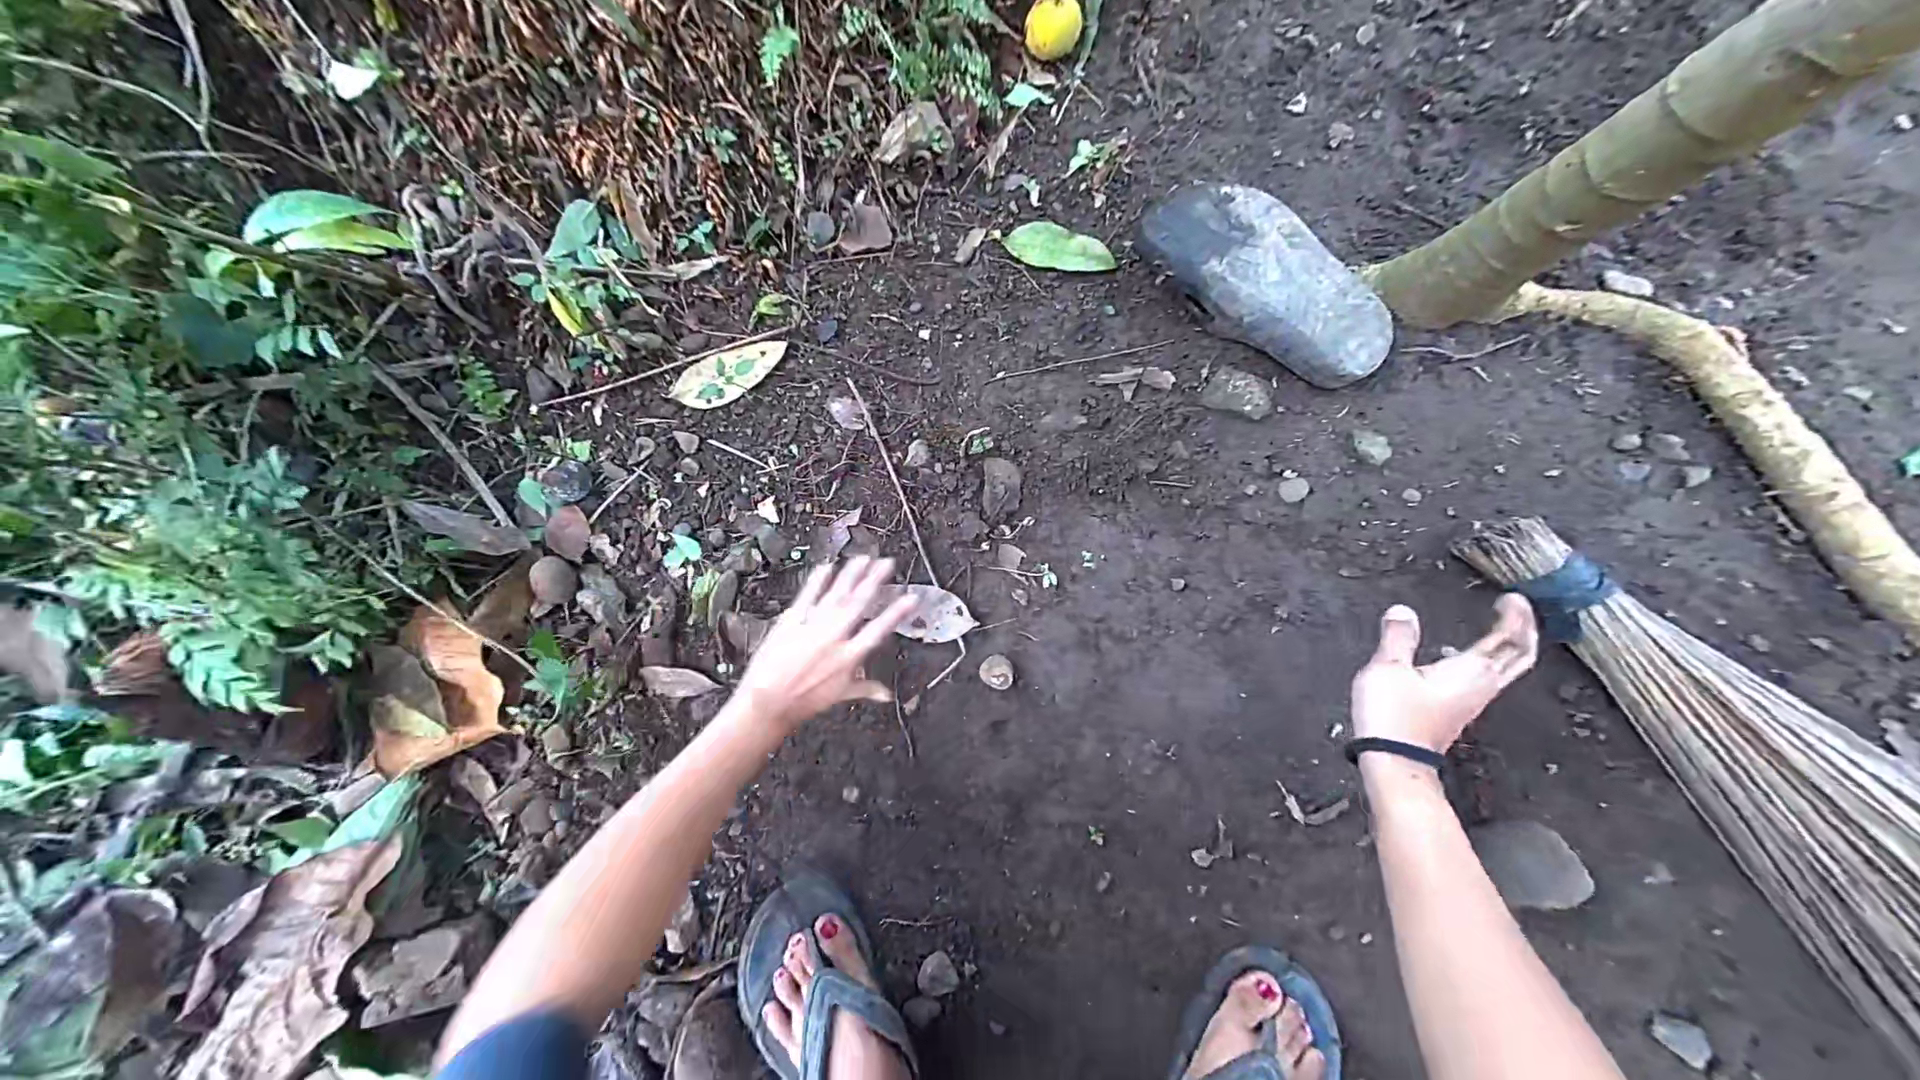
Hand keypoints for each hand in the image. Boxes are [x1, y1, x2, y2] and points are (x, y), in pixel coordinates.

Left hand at [733, 556, 918, 730]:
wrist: (768, 702)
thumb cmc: (802, 702)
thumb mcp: (840, 696)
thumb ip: (866, 689)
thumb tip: (886, 695)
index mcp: (849, 657)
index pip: (878, 630)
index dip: (897, 613)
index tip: (911, 598)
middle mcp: (834, 638)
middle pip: (858, 604)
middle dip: (874, 581)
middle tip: (886, 563)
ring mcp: (812, 627)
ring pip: (836, 595)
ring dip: (851, 575)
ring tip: (863, 558)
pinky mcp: (792, 622)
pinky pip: (807, 597)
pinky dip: (817, 581)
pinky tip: (826, 567)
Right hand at [1349, 595, 1538, 753]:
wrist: (1394, 759)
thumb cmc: (1394, 716)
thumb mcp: (1387, 668)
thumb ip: (1398, 637)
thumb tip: (1402, 611)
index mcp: (1471, 671)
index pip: (1508, 639)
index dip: (1515, 616)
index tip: (1513, 598)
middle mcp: (1480, 686)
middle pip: (1517, 657)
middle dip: (1521, 632)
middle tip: (1515, 612)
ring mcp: (1471, 701)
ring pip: (1503, 669)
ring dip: (1504, 647)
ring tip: (1492, 629)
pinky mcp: (1458, 710)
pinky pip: (1483, 679)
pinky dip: (1482, 661)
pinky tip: (1452, 657)